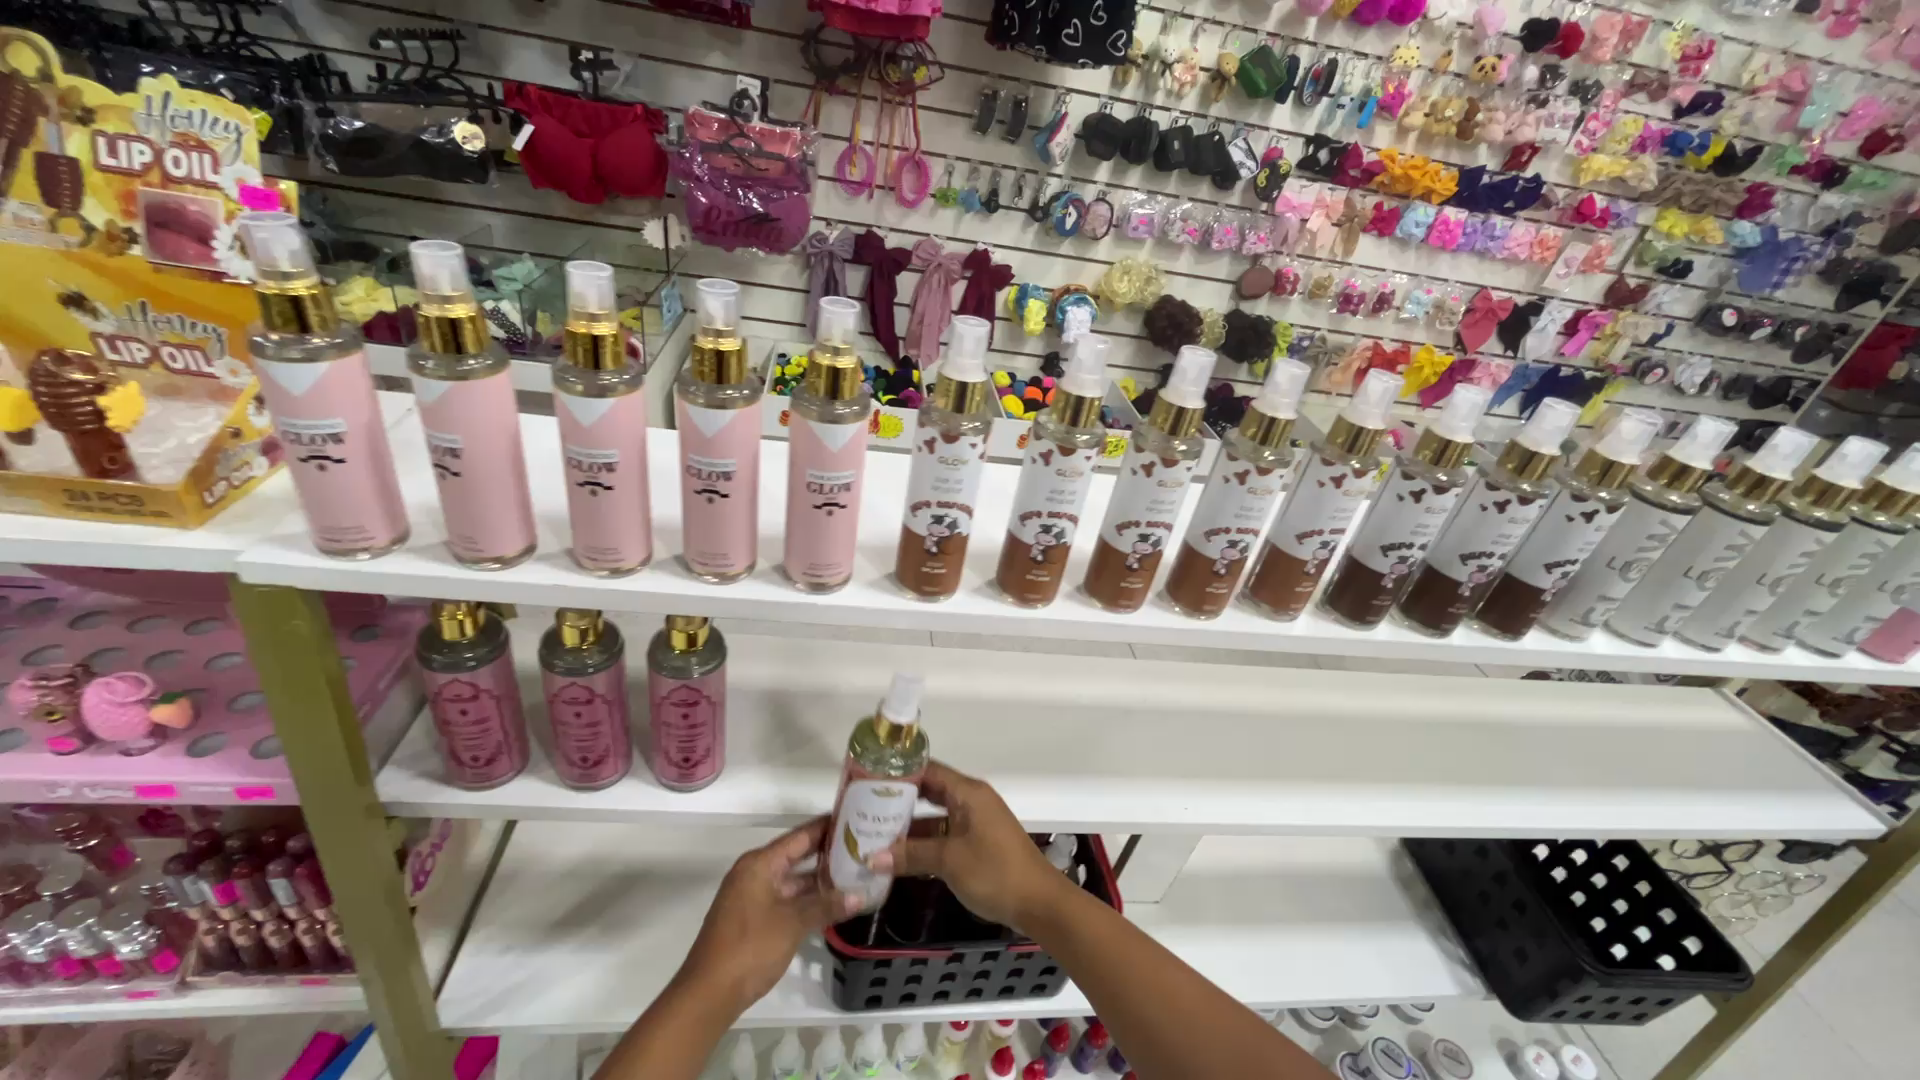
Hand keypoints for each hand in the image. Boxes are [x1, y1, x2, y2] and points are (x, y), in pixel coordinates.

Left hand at [677, 818, 863, 1013]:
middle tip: (862, 846)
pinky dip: (808, 899)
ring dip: (820, 880)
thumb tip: (861, 895)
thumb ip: (826, 905)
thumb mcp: (793, 923)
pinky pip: (787, 899)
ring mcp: (753, 897)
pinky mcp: (755, 918)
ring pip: (793, 880)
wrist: (709, 993)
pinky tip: (833, 902)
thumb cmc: (750, 948)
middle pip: (797, 855)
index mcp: (760, 864)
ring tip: (855, 873)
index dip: (827, 826)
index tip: (856, 817)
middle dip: (828, 852)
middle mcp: (755, 873)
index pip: (800, 836)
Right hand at [871, 761, 1073, 934]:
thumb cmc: (995, 872)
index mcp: (968, 792)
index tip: (866, 780)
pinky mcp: (976, 843)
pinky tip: (898, 855)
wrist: (1039, 903)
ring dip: (908, 826)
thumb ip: (910, 855)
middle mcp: (971, 800)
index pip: (927, 770)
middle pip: (929, 792)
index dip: (898, 773)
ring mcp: (974, 822)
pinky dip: (923, 843)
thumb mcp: (949, 861)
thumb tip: (870, 857)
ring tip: (872, 833)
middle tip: (862, 808)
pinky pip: (943, 834)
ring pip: (934, 816)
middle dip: (898, 801)